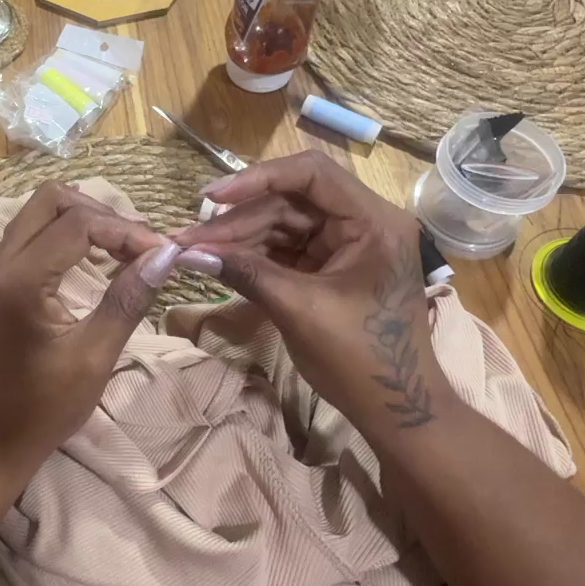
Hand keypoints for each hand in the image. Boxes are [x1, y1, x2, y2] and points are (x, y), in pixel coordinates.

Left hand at [0, 182, 182, 466]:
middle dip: (102, 212)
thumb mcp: (95, 356)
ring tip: (126, 247)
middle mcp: (0, 263)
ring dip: (85, 218)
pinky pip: (33, 232)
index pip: (79, 223)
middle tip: (140, 244)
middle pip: (51, 199)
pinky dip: (68, 233)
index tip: (163, 253)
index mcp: (20, 281)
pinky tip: (99, 256)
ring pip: (40, 211)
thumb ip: (127, 299)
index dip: (126, 230)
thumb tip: (165, 255)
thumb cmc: (44, 406)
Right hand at [171, 152, 449, 429]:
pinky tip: (220, 262)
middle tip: (189, 240)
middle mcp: (363, 221)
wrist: (397, 411)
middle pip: (291, 200)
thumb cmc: (360, 359)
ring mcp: (347, 244)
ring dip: (240, 238)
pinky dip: (254, 255)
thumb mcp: (299, 311)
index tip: (211, 198)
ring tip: (194, 252)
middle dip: (238, 219)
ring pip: (284, 223)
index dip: (257, 179)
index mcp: (374, 221)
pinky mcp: (332, 266)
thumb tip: (188, 254)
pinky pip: (287, 248)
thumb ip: (245, 273)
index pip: (311, 174)